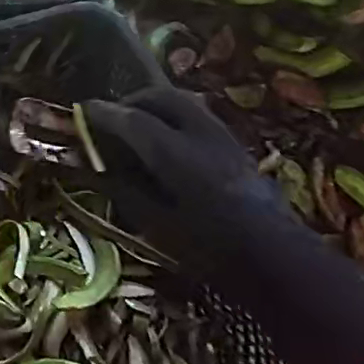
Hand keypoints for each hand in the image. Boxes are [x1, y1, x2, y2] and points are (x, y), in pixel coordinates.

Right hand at [85, 88, 363, 363]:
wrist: (280, 265)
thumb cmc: (212, 252)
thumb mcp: (158, 225)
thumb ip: (126, 191)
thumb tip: (97, 170)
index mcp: (178, 157)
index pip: (134, 121)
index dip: (104, 113)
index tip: (82, 110)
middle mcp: (203, 137)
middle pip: (163, 98)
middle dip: (133, 100)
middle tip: (112, 115)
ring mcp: (226, 140)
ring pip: (186, 103)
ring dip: (157, 105)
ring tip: (138, 122)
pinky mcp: (238, 149)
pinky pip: (200, 118)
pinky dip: (176, 118)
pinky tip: (168, 141)